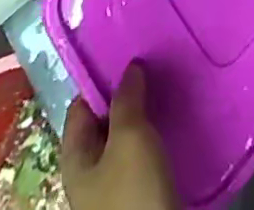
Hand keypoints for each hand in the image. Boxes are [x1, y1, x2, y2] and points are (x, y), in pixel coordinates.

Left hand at [62, 63, 179, 209]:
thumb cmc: (134, 195)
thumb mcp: (129, 138)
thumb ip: (127, 99)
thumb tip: (131, 67)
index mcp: (74, 156)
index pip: (81, 106)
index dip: (102, 80)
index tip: (129, 58)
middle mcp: (89, 173)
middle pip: (105, 124)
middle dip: (129, 98)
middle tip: (156, 73)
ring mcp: (114, 191)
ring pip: (128, 143)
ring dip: (147, 121)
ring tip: (171, 96)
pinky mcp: (140, 202)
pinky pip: (146, 163)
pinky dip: (159, 144)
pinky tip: (179, 132)